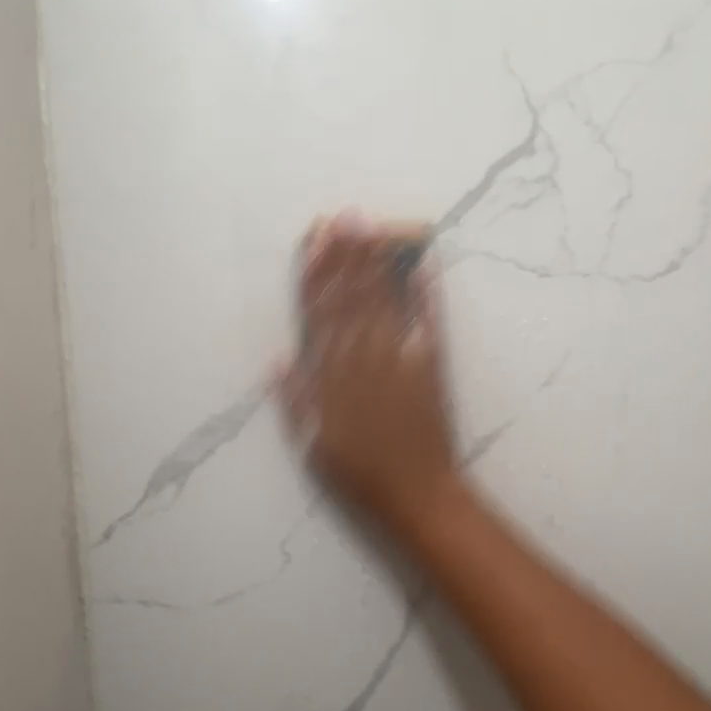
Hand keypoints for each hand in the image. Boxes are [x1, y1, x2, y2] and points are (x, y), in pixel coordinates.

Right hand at [279, 210, 462, 528]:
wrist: (418, 493)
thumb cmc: (360, 474)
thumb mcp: (313, 446)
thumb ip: (295, 401)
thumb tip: (277, 358)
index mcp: (333, 379)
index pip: (321, 317)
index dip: (317, 277)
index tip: (314, 243)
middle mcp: (365, 360)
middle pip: (352, 299)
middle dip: (347, 257)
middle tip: (344, 217)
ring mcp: (402, 360)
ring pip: (384, 302)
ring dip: (377, 263)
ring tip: (372, 227)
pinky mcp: (433, 367)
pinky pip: (429, 323)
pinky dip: (426, 293)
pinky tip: (422, 264)